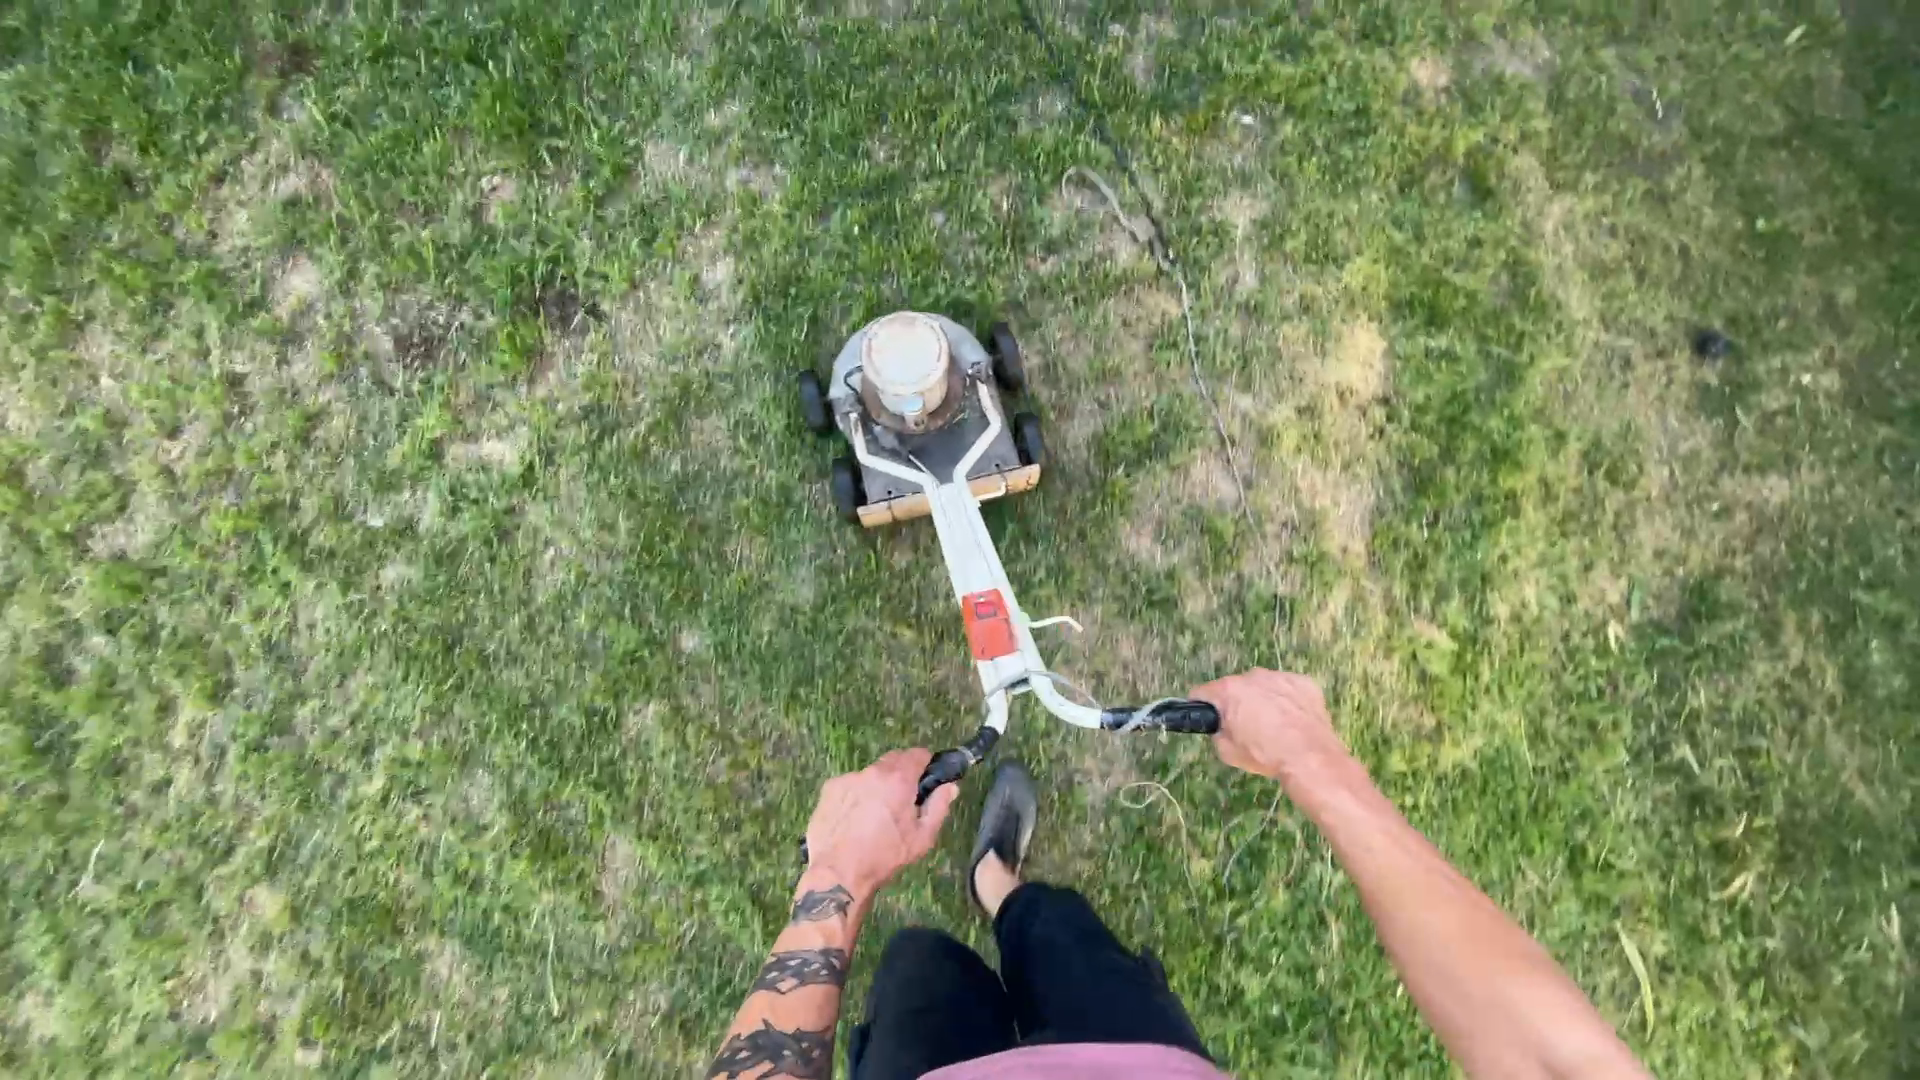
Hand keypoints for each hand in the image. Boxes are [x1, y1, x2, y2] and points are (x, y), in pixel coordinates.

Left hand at [803, 748, 960, 900]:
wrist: (838, 872)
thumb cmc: (885, 857)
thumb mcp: (922, 838)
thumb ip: (939, 807)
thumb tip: (950, 786)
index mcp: (899, 780)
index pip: (918, 754)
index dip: (925, 763)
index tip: (926, 777)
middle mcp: (873, 771)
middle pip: (893, 760)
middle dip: (901, 772)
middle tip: (903, 798)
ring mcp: (848, 778)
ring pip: (870, 774)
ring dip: (877, 785)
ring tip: (874, 813)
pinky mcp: (829, 789)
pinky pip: (850, 785)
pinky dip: (856, 795)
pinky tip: (853, 818)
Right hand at [1190, 669, 1354, 789]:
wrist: (1309, 758)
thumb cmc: (1265, 755)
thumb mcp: (1227, 752)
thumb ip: (1218, 732)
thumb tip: (1222, 727)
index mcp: (1228, 690)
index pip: (1202, 693)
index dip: (1202, 706)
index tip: (1210, 718)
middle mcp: (1251, 676)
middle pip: (1235, 687)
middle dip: (1237, 703)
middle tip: (1247, 727)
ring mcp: (1279, 677)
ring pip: (1263, 686)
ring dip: (1263, 700)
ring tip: (1275, 725)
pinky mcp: (1303, 682)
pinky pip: (1288, 689)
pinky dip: (1287, 700)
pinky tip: (1293, 720)